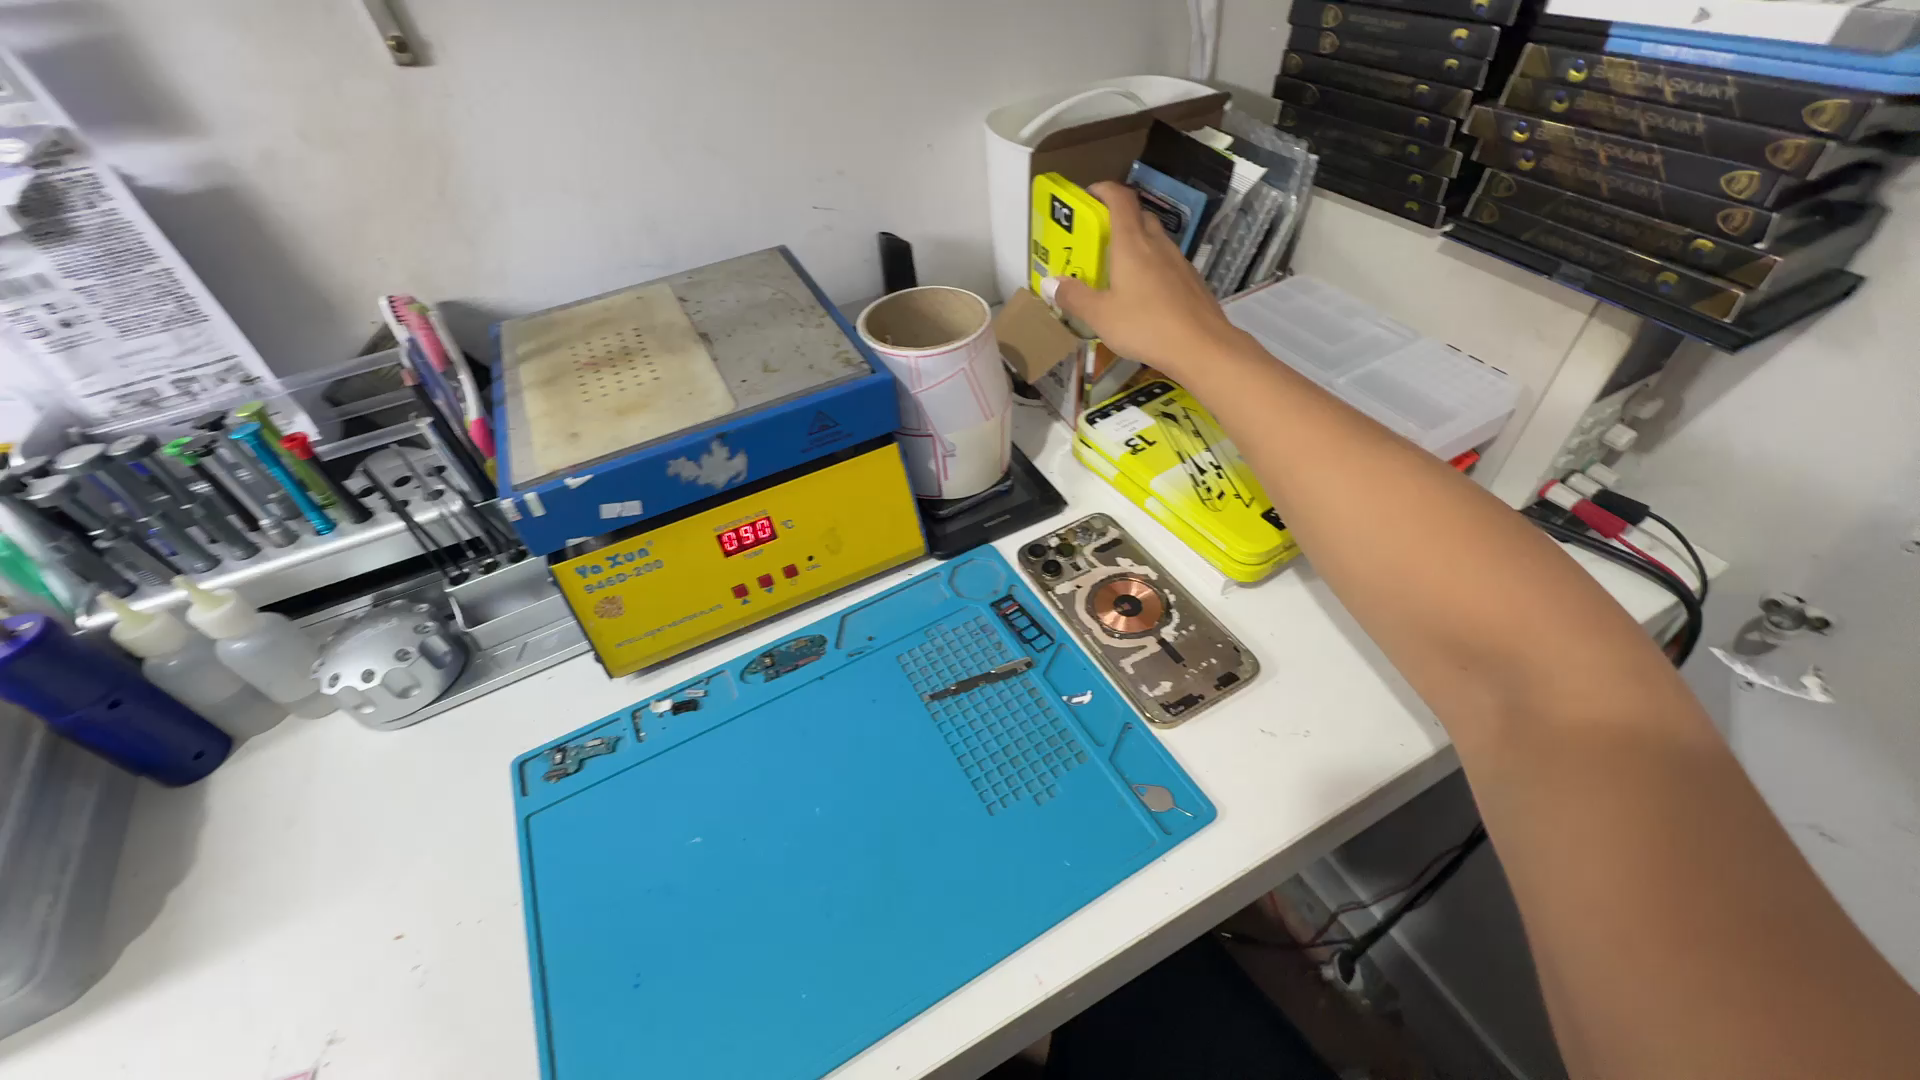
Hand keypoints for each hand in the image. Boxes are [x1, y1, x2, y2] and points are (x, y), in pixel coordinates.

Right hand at [1044, 181, 1244, 379]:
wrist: (1201, 346)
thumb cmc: (1145, 326)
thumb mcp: (1101, 316)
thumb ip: (1075, 297)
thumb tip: (1051, 283)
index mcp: (1132, 244)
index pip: (1120, 200)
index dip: (1104, 190)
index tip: (1089, 195)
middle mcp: (1157, 244)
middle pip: (1139, 217)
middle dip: (1118, 219)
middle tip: (1099, 239)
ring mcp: (1178, 261)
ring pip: (1155, 240)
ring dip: (1137, 244)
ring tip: (1119, 269)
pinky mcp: (1191, 280)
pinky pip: (1167, 262)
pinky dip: (1152, 266)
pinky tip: (1145, 294)